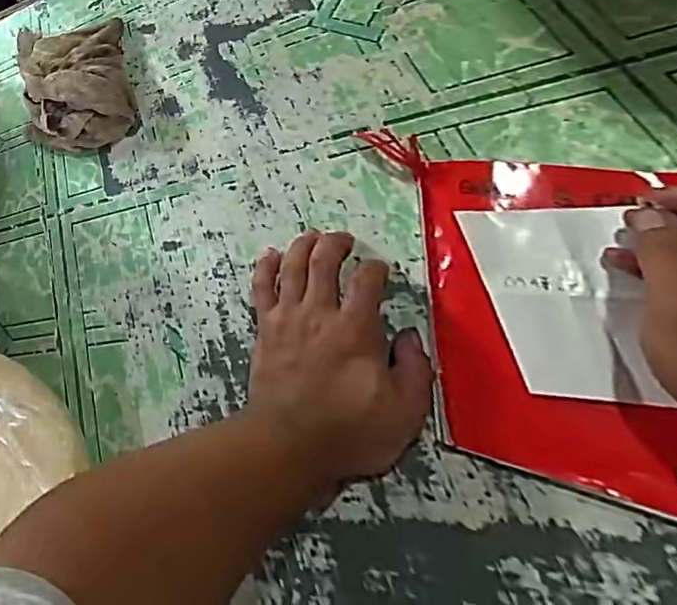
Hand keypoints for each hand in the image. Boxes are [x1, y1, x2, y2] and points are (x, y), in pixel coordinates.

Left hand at [244, 231, 432, 501]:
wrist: (290, 441)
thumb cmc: (351, 430)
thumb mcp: (404, 411)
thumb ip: (415, 369)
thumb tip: (411, 335)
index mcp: (355, 329)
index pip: (366, 283)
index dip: (375, 269)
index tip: (381, 268)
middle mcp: (318, 313)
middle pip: (323, 263)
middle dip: (335, 244)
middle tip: (344, 238)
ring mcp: (286, 317)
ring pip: (291, 267)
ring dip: (302, 246)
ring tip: (312, 236)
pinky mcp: (265, 326)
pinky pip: (262, 287)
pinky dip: (265, 266)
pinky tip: (270, 255)